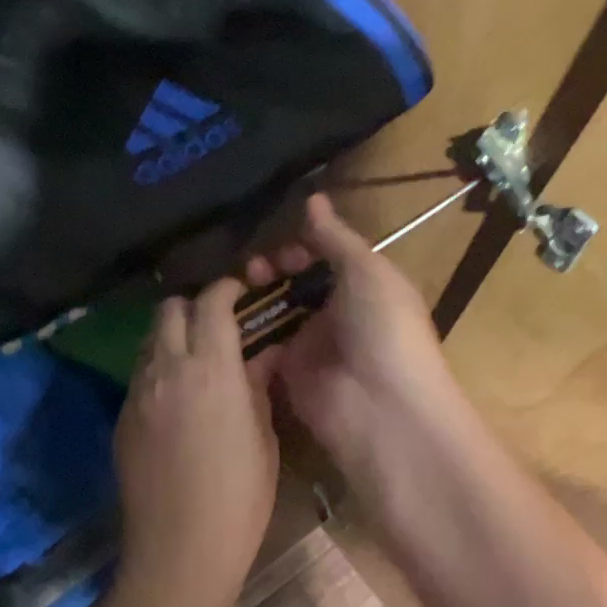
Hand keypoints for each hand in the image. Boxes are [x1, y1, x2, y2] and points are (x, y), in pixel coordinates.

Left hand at [112, 278, 280, 589]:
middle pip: (169, 310)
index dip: (227, 289)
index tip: (241, 292)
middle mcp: (167, 369)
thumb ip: (260, 385)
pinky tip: (179, 402)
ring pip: (149, 342)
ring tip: (198, 362)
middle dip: (193, 307)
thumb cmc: (240, 496)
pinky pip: (140, 377)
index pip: (211, 303)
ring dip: (172, 338)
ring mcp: (137, 394)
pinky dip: (159, 372)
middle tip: (218, 326)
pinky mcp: (121, 420)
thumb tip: (265, 354)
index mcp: (211, 368)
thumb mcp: (263, 437)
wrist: (180, 550)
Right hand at [248, 194, 469, 472]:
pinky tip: (222, 319)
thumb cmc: (384, 327)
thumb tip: (313, 198)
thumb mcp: (367, 271)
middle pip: (296, 283)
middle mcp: (339, 315)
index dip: (302, 246)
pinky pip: (262, 348)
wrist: (381, 408)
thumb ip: (335, 237)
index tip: (281, 247)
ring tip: (233, 289)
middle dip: (272, 270)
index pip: (326, 258)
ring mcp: (312, 347)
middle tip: (252, 270)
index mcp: (365, 287)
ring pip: (276, 313)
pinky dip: (244, 334)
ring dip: (254, 298)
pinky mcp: (288, 376)